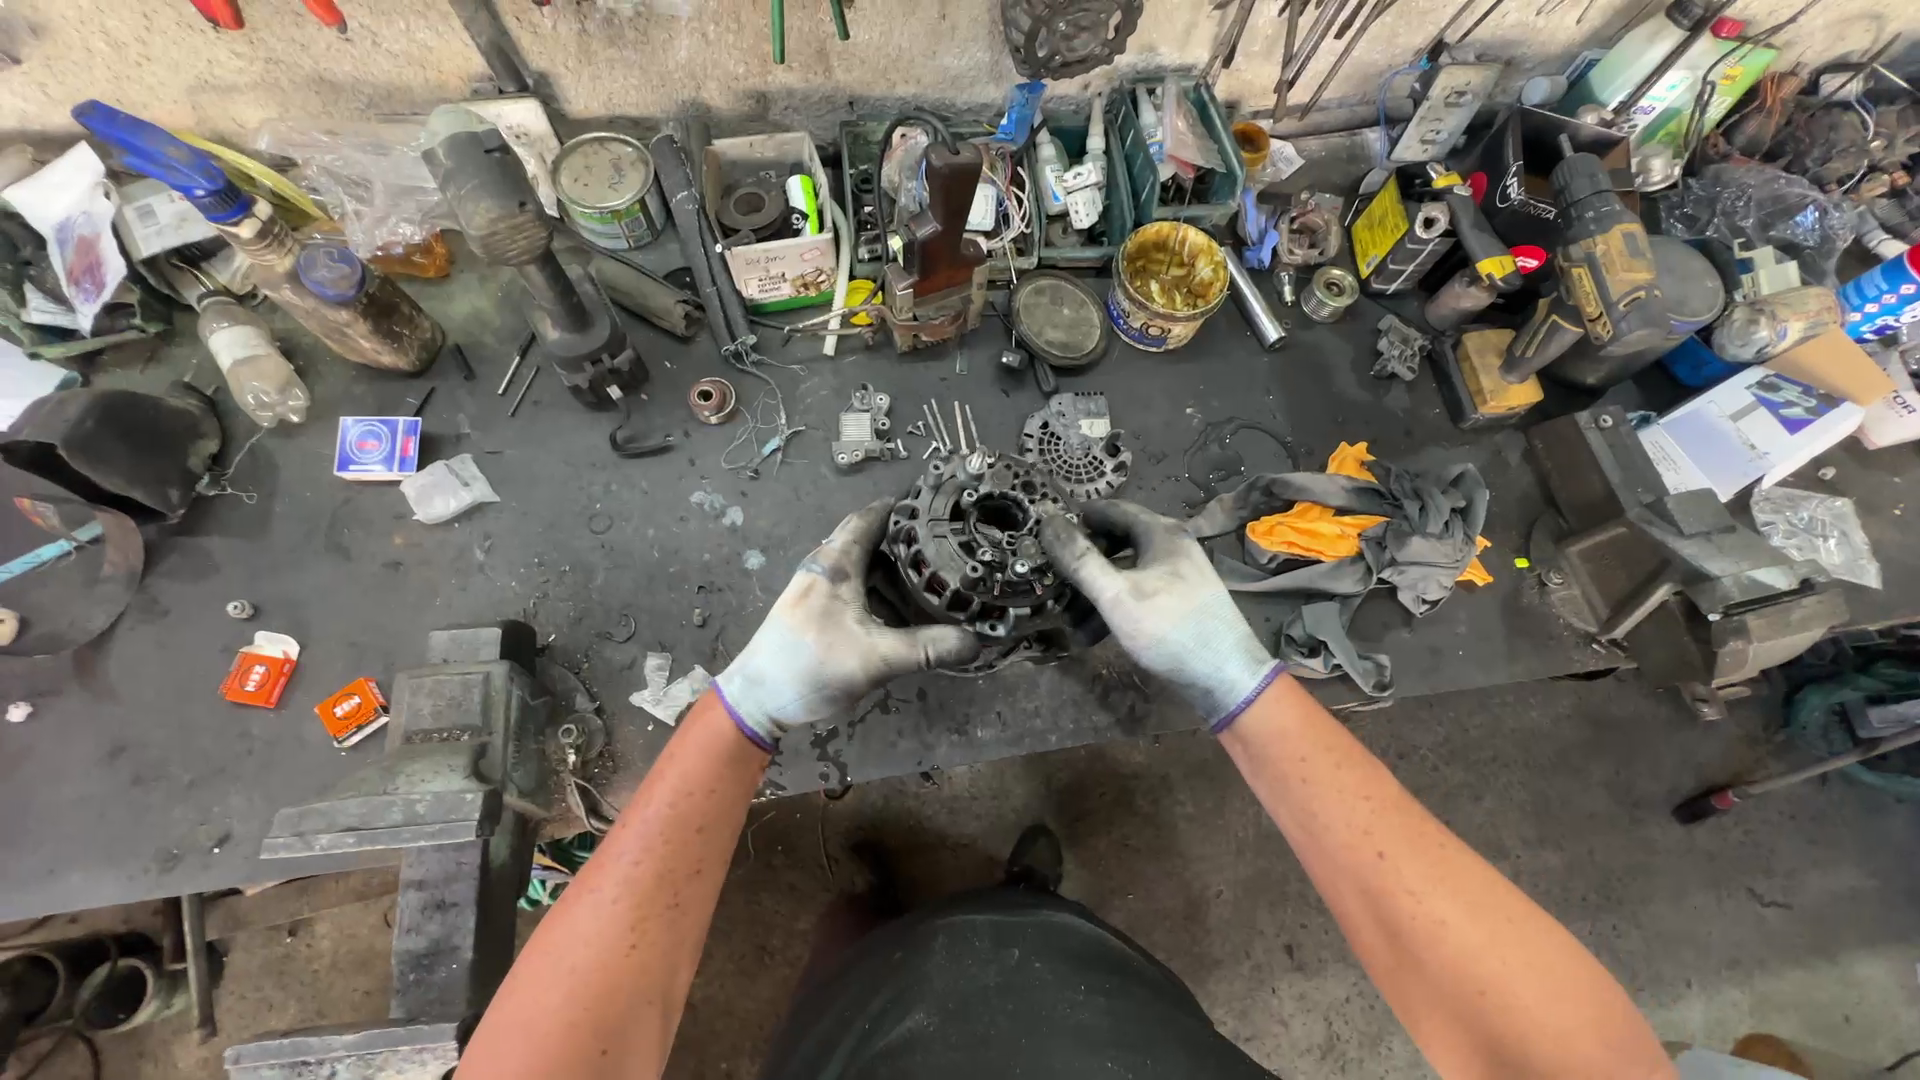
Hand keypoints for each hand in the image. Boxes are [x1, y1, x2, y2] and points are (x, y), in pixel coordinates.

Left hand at [715, 498, 981, 749]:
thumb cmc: (811, 668)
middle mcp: (824, 565)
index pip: (871, 517)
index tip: (938, 506)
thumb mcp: (876, 659)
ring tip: (932, 579)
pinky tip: (901, 611)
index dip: (902, 508)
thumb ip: (927, 649)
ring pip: (862, 565)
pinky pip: (854, 586)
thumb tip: (977, 641)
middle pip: (869, 539)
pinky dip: (879, 590)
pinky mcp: (814, 608)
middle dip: (905, 541)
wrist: (756, 699)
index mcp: (836, 563)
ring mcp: (816, 587)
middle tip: (946, 546)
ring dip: (893, 570)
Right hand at [1039, 500, 1281, 731]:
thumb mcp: (1117, 595)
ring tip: (1067, 620)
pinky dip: (1113, 608)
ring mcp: (1178, 575)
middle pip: (1116, 543)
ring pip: (1124, 573)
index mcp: (1161, 533)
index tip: (1046, 534)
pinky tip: (1092, 635)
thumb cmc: (1170, 629)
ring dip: (1094, 592)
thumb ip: (1080, 560)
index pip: (1111, 509)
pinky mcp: (1179, 602)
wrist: (1228, 678)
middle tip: (1053, 580)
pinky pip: (1137, 594)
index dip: (1077, 519)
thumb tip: (1047, 522)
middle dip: (1082, 563)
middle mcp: (1171, 546)